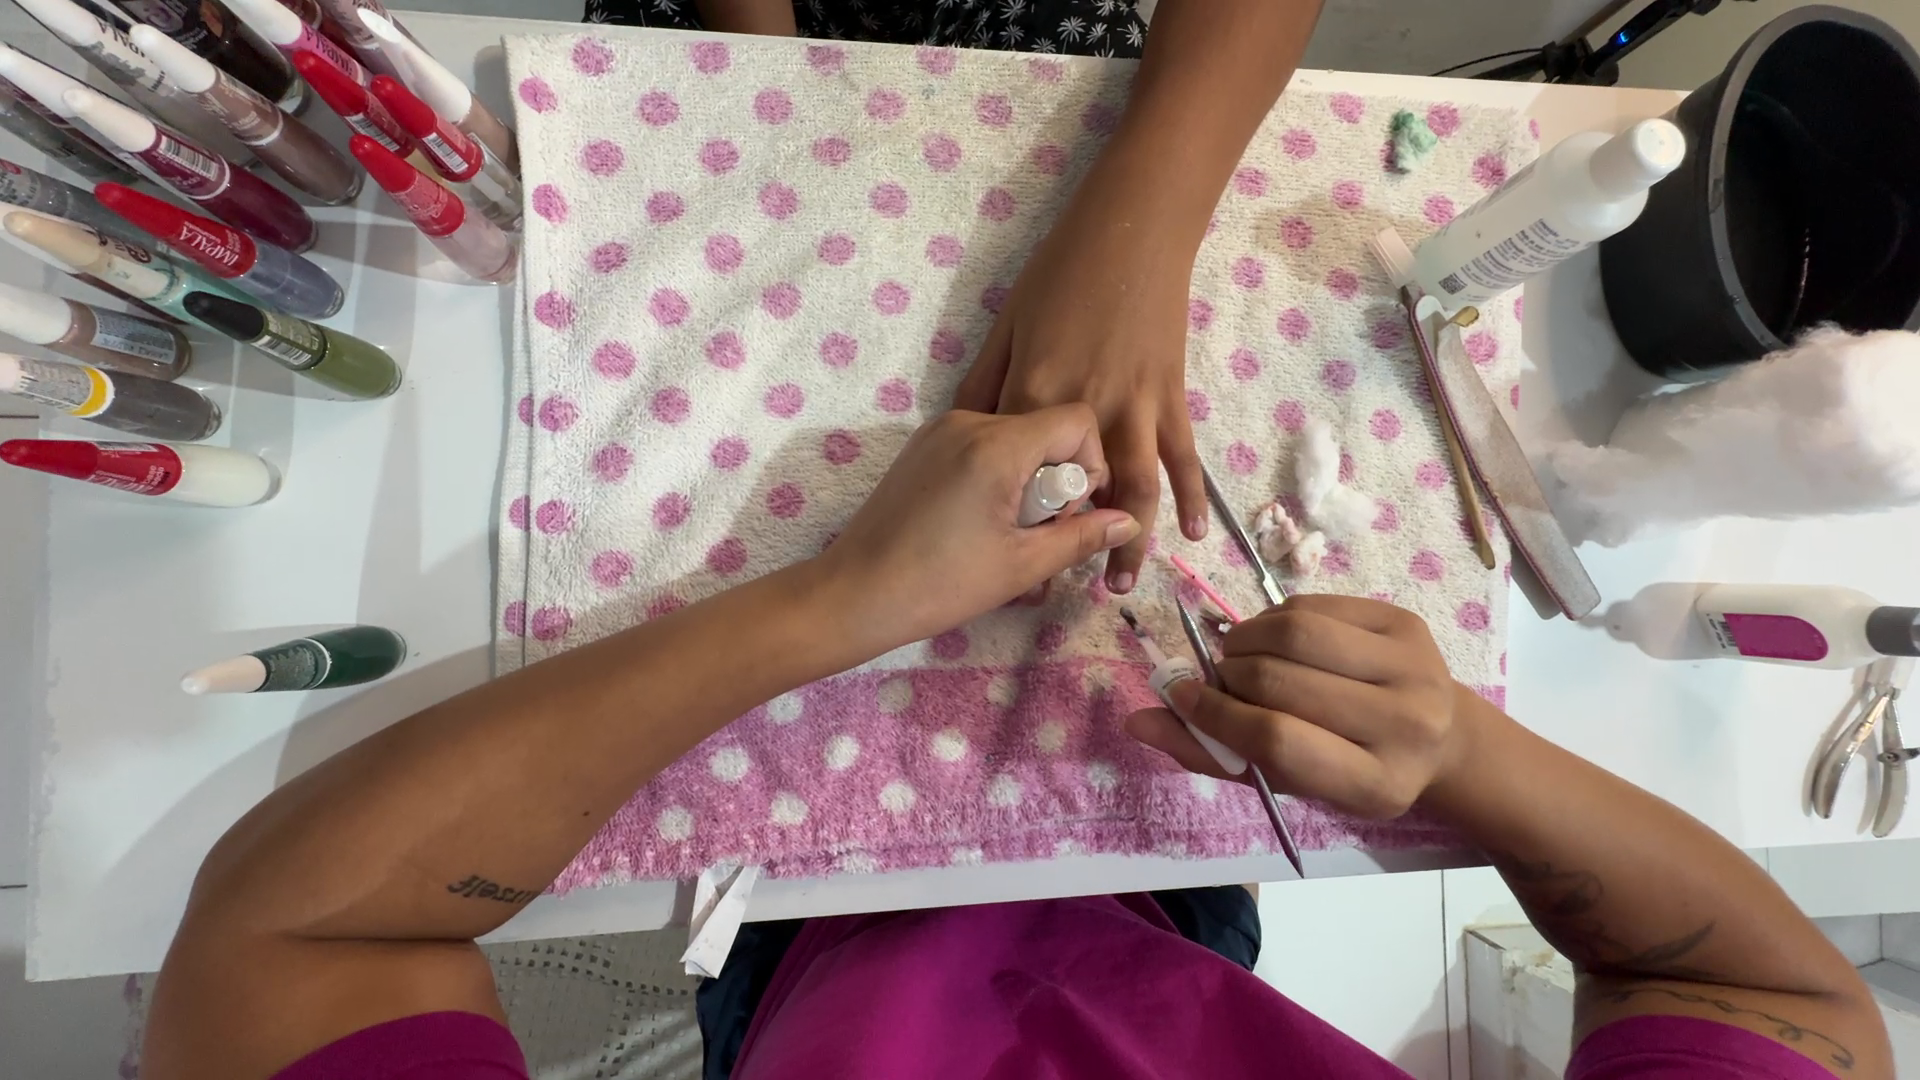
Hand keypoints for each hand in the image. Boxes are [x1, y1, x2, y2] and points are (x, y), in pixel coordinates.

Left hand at [816, 407, 1139, 653]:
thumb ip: (1081, 537)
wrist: (856, 592)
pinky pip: (980, 446)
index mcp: (997, 443)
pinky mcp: (922, 446)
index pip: (1076, 420)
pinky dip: (995, 476)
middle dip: (1056, 479)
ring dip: (1026, 481)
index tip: (1068, 512)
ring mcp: (940, 430)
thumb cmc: (942, 583)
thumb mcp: (1022, 565)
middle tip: (1033, 532)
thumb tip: (1126, 520)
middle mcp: (969, 421)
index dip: (1090, 464)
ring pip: (1013, 440)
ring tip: (1004, 532)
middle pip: (1044, 429)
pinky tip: (976, 521)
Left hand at [954, 163, 1206, 596]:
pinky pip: (1182, 456)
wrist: (1132, 229)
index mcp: (1030, 398)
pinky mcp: (1169, 399)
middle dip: (1068, 544)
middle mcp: (1083, 414)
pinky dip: (1192, 495)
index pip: (1016, 475)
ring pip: (1133, 488)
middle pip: (1075, 494)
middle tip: (1060, 584)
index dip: (1012, 518)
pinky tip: (1193, 533)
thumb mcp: (1003, 328)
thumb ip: (983, 385)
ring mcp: (1133, 409)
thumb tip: (967, 434)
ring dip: (1129, 539)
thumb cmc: (1056, 275)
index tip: (1006, 556)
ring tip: (1121, 585)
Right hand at [1124, 595, 1472, 818]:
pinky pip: (1312, 606)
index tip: (1184, 697)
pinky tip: (1277, 638)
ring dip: (1246, 639)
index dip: (1217, 714)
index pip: (1277, 740)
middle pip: (1279, 681)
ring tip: (1242, 654)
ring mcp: (1413, 667)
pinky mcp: (1406, 623)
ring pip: (1294, 633)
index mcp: (1374, 783)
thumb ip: (1210, 752)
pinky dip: (1274, 619)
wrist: (1443, 738)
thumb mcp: (1286, 778)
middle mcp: (1406, 725)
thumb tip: (1137, 722)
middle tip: (1220, 679)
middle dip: (1229, 674)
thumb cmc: (1348, 766)